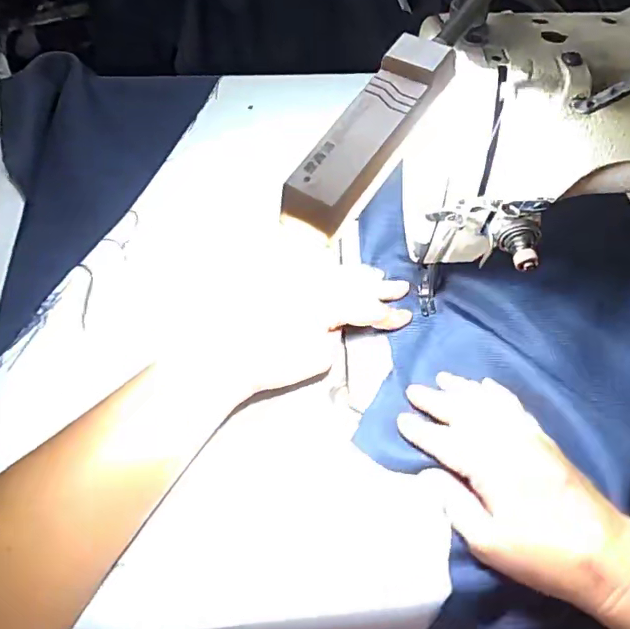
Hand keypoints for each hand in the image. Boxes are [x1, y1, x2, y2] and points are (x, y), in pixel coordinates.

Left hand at [188, 261, 411, 399]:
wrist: (225, 355)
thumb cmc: (270, 362)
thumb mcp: (317, 357)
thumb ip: (335, 335)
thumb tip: (338, 325)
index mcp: (328, 303)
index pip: (365, 306)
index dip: (387, 313)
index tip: (404, 316)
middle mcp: (313, 283)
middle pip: (352, 281)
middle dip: (376, 285)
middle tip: (397, 287)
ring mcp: (295, 280)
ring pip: (333, 270)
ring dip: (355, 273)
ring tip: (373, 273)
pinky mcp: (277, 280)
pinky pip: (309, 267)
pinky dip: (327, 268)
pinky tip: (335, 266)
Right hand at [397, 373, 629, 618]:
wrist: (603, 551)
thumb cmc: (541, 554)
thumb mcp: (489, 542)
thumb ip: (456, 505)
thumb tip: (429, 475)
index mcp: (489, 466)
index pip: (446, 441)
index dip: (422, 430)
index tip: (400, 419)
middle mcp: (507, 441)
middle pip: (466, 413)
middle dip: (437, 401)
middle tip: (413, 390)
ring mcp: (529, 437)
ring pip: (489, 403)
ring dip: (464, 389)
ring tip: (443, 378)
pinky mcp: (544, 440)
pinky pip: (515, 406)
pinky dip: (498, 393)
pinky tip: (488, 385)